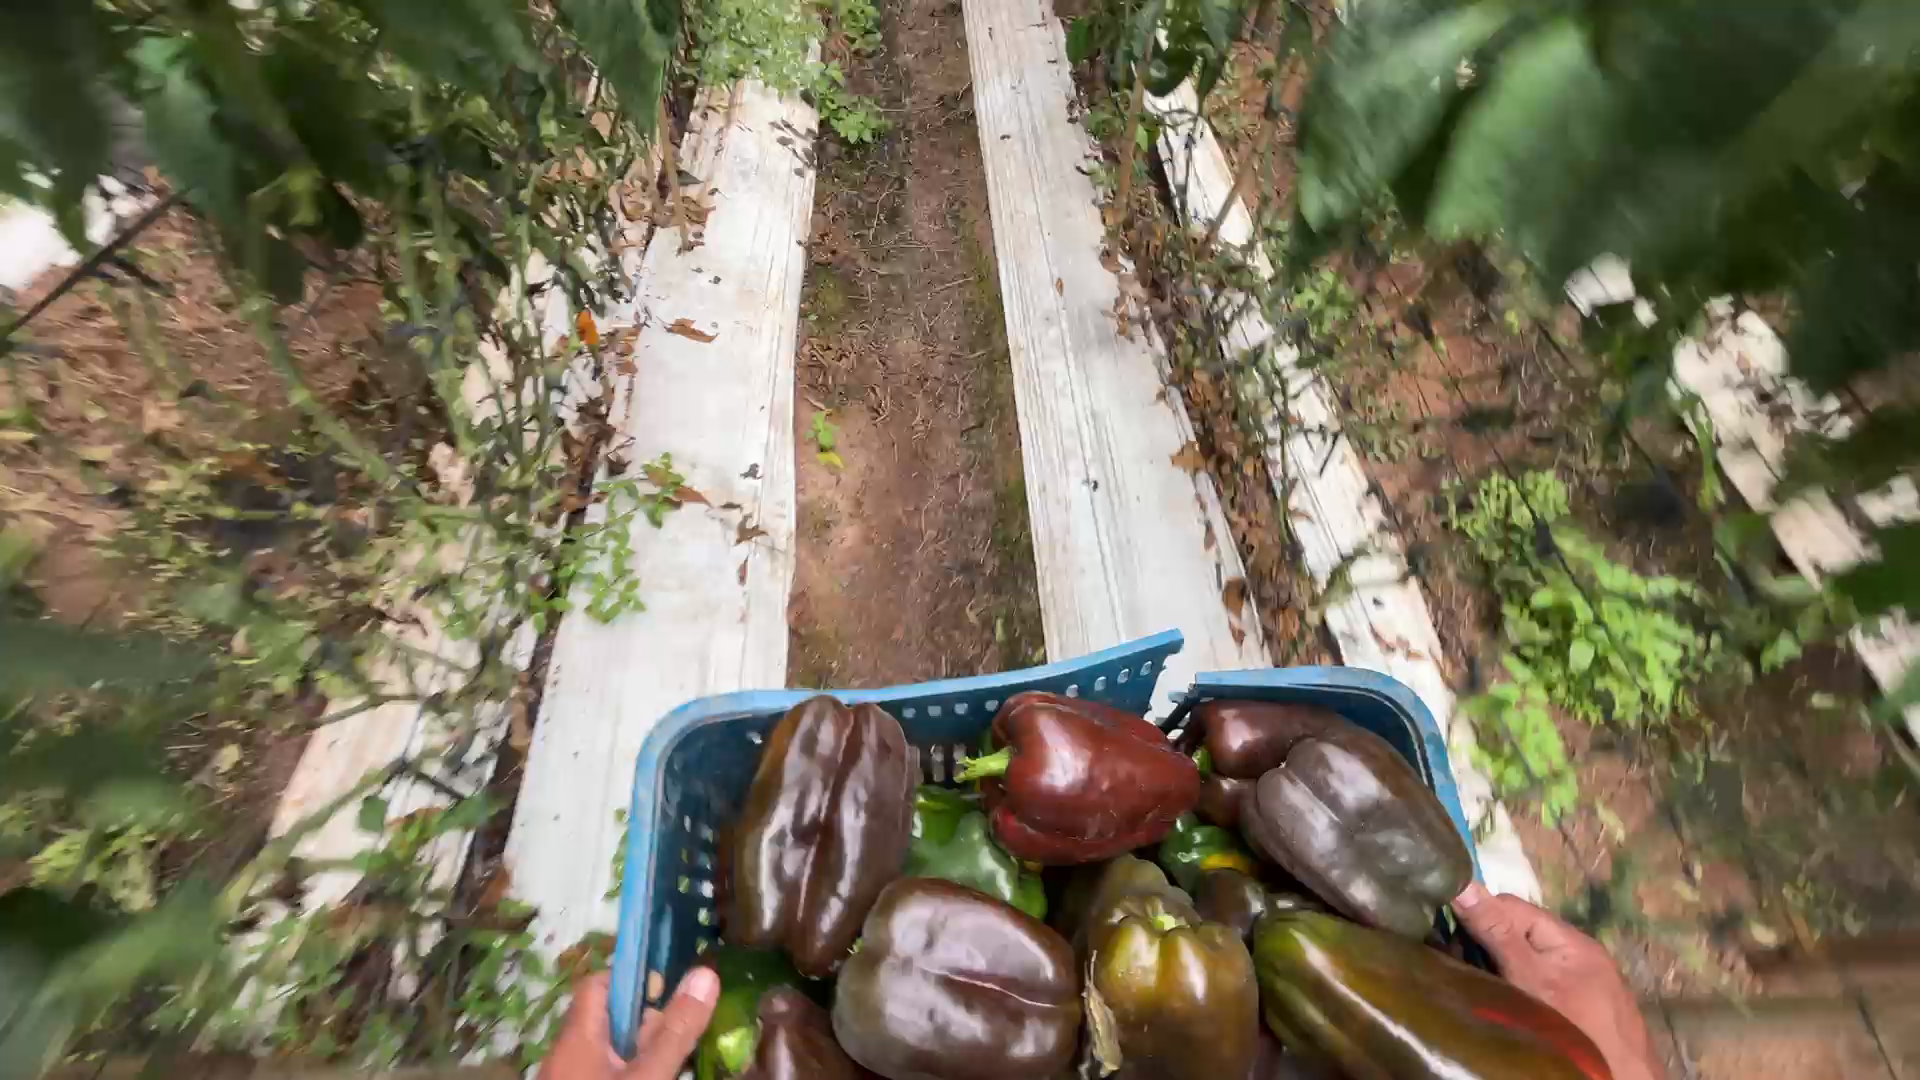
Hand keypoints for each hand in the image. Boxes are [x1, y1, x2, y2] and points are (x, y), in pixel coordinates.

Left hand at [538, 967, 720, 1079]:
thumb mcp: (648, 1078)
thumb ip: (677, 1029)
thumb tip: (705, 972)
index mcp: (578, 1037)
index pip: (599, 984)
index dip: (633, 978)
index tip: (667, 989)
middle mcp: (567, 1057)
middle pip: (609, 1020)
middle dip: (648, 1021)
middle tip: (681, 1032)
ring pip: (611, 1055)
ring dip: (645, 1054)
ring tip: (675, 1065)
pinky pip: (606, 1077)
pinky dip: (633, 1075)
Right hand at [1454, 883, 1664, 1079]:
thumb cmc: (1575, 1028)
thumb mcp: (1530, 977)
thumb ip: (1496, 930)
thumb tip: (1462, 882)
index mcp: (1571, 939)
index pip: (1509, 905)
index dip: (1478, 915)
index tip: (1453, 939)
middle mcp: (1578, 954)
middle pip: (1515, 930)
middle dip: (1486, 943)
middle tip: (1464, 966)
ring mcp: (1581, 983)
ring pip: (1522, 957)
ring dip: (1498, 967)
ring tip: (1483, 985)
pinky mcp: (1580, 1008)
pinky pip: (1535, 981)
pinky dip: (1514, 986)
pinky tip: (1506, 1002)